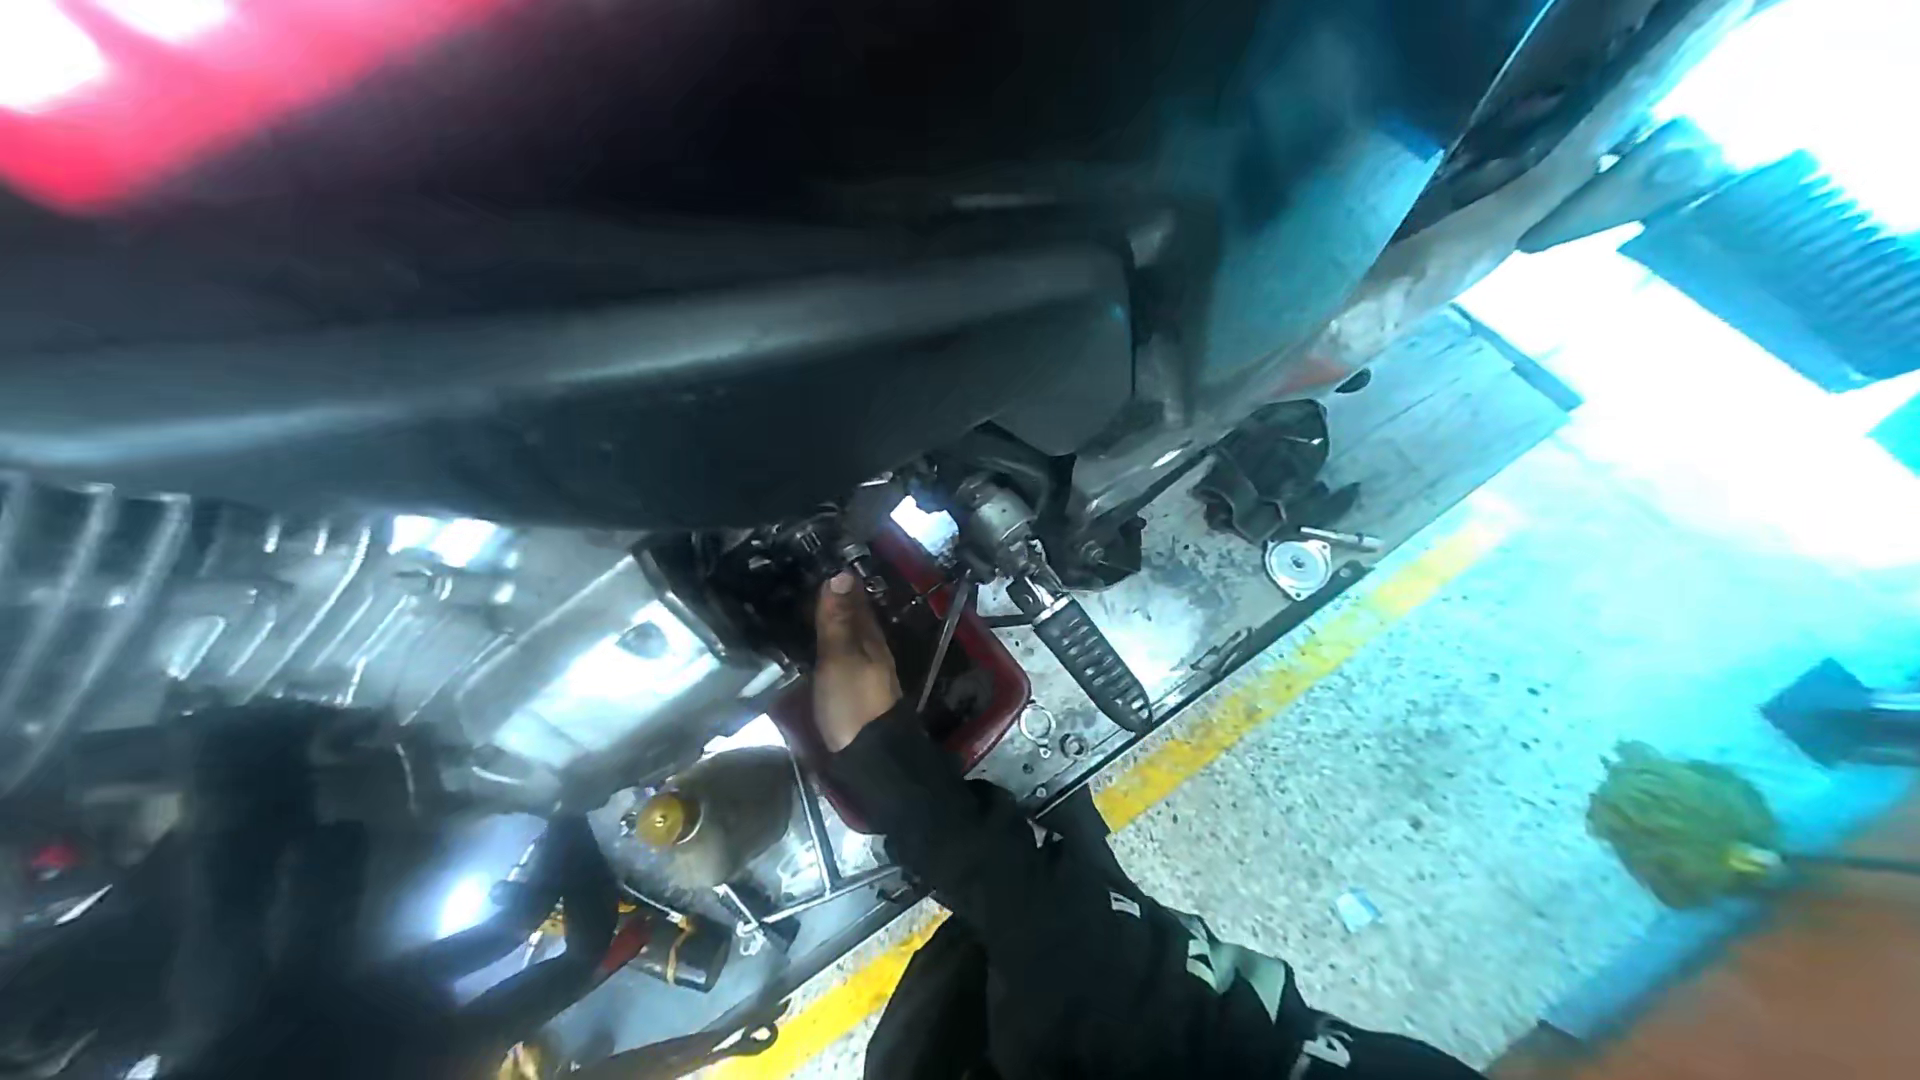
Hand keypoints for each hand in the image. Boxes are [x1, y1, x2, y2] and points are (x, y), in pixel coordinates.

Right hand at [813, 572, 901, 751]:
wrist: (867, 756)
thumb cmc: (852, 701)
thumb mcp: (840, 657)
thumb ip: (839, 620)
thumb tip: (842, 574)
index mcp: (871, 637)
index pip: (857, 599)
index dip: (840, 582)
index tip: (817, 562)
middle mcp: (870, 649)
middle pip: (851, 617)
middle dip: (832, 599)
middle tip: (800, 581)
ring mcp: (861, 671)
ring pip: (844, 636)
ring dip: (827, 621)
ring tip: (798, 607)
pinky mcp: (849, 690)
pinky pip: (836, 656)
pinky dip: (824, 644)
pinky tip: (807, 645)